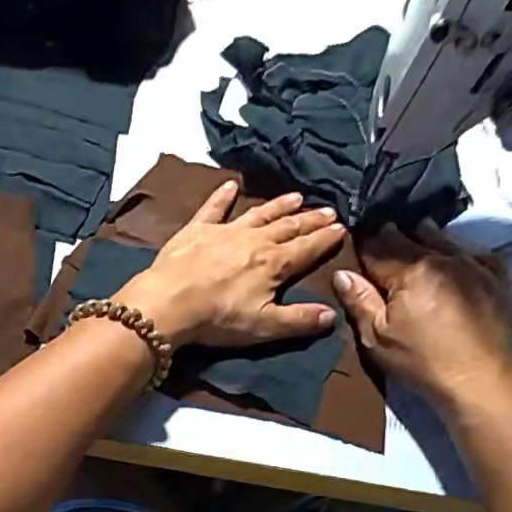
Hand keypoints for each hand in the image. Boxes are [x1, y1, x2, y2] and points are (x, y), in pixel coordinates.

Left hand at [114, 182, 345, 348]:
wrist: (170, 302)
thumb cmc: (219, 318)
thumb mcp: (265, 326)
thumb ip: (299, 320)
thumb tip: (332, 315)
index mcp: (274, 264)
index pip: (307, 249)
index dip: (325, 239)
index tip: (341, 229)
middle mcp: (254, 240)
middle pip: (288, 227)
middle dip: (310, 220)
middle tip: (328, 210)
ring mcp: (225, 231)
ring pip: (259, 214)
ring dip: (279, 205)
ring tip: (296, 196)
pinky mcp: (197, 230)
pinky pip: (214, 208)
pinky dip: (223, 196)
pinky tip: (230, 186)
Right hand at [332, 222, 511, 408]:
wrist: (479, 377)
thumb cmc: (421, 362)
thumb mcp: (377, 339)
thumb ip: (359, 303)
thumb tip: (341, 273)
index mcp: (409, 272)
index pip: (377, 249)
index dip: (363, 246)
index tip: (356, 240)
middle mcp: (440, 258)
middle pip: (408, 239)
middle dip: (391, 237)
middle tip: (380, 234)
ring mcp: (471, 263)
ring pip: (440, 236)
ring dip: (423, 235)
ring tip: (413, 234)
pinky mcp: (494, 273)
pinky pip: (470, 248)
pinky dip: (455, 247)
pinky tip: (450, 254)